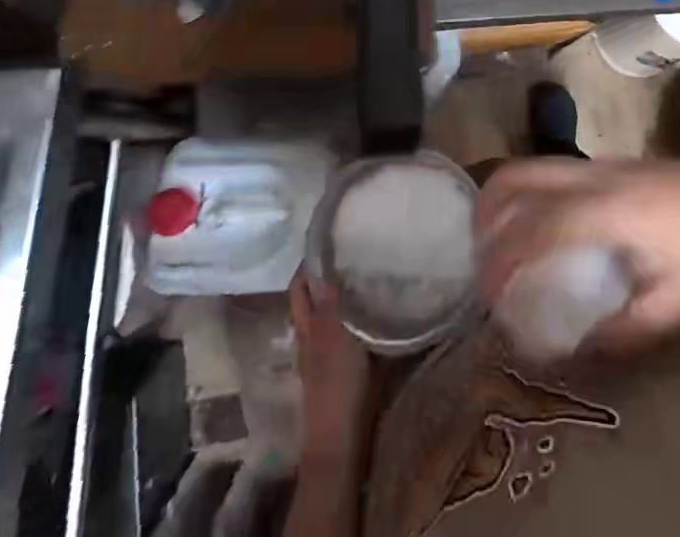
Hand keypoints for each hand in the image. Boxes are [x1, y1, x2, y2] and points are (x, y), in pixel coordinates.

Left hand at [290, 267, 372, 464]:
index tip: (331, 238)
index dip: (310, 263)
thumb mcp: (335, 341)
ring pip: (331, 313)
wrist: (342, 440)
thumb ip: (329, 307)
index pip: (301, 286)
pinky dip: (358, 314)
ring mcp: (327, 353)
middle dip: (328, 275)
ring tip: (371, 272)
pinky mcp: (344, 366)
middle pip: (314, 298)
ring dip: (345, 294)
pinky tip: (378, 309)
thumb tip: (322, 266)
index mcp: (306, 327)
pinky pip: (350, 329)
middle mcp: (312, 336)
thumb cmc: (337, 388)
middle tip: (356, 251)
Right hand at [478, 161, 679, 353]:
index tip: (489, 297)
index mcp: (603, 211)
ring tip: (509, 243)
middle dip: (487, 212)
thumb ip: (620, 330)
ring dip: (510, 199)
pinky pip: (561, 171)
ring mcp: (607, 164)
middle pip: (518, 177)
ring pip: (537, 168)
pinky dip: (537, 193)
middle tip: (483, 257)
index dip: (499, 262)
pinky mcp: (622, 163)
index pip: (530, 229)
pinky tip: (556, 229)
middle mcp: (594, 177)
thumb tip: (574, 350)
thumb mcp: (675, 304)